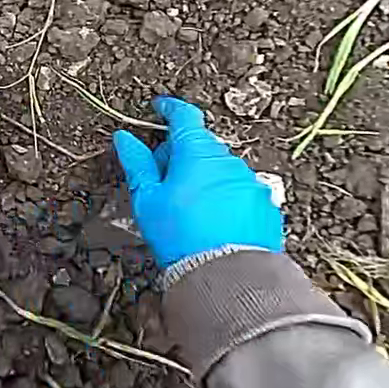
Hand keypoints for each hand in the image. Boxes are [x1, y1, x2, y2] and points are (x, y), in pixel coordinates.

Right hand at [112, 96, 283, 268]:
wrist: (227, 278)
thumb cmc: (181, 236)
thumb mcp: (148, 199)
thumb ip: (137, 163)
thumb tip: (124, 137)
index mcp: (197, 152)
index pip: (184, 116)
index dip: (169, 109)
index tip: (159, 109)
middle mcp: (228, 160)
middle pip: (200, 144)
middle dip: (181, 153)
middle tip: (162, 178)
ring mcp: (249, 181)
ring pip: (220, 168)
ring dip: (204, 176)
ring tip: (188, 207)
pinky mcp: (264, 204)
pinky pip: (239, 189)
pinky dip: (225, 195)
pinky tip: (212, 220)